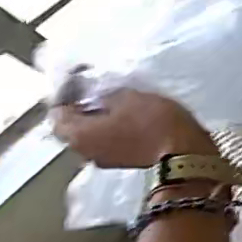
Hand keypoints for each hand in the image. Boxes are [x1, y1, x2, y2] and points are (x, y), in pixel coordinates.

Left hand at [51, 87, 216, 167]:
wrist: (185, 154)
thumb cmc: (153, 122)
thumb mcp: (129, 97)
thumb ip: (105, 94)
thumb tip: (96, 96)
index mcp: (76, 135)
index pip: (57, 111)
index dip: (67, 92)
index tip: (80, 78)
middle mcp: (83, 152)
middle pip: (74, 126)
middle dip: (83, 108)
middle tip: (98, 90)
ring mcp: (104, 160)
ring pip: (93, 136)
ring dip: (100, 120)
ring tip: (117, 104)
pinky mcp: (125, 162)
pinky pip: (110, 142)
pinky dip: (114, 130)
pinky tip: (130, 119)